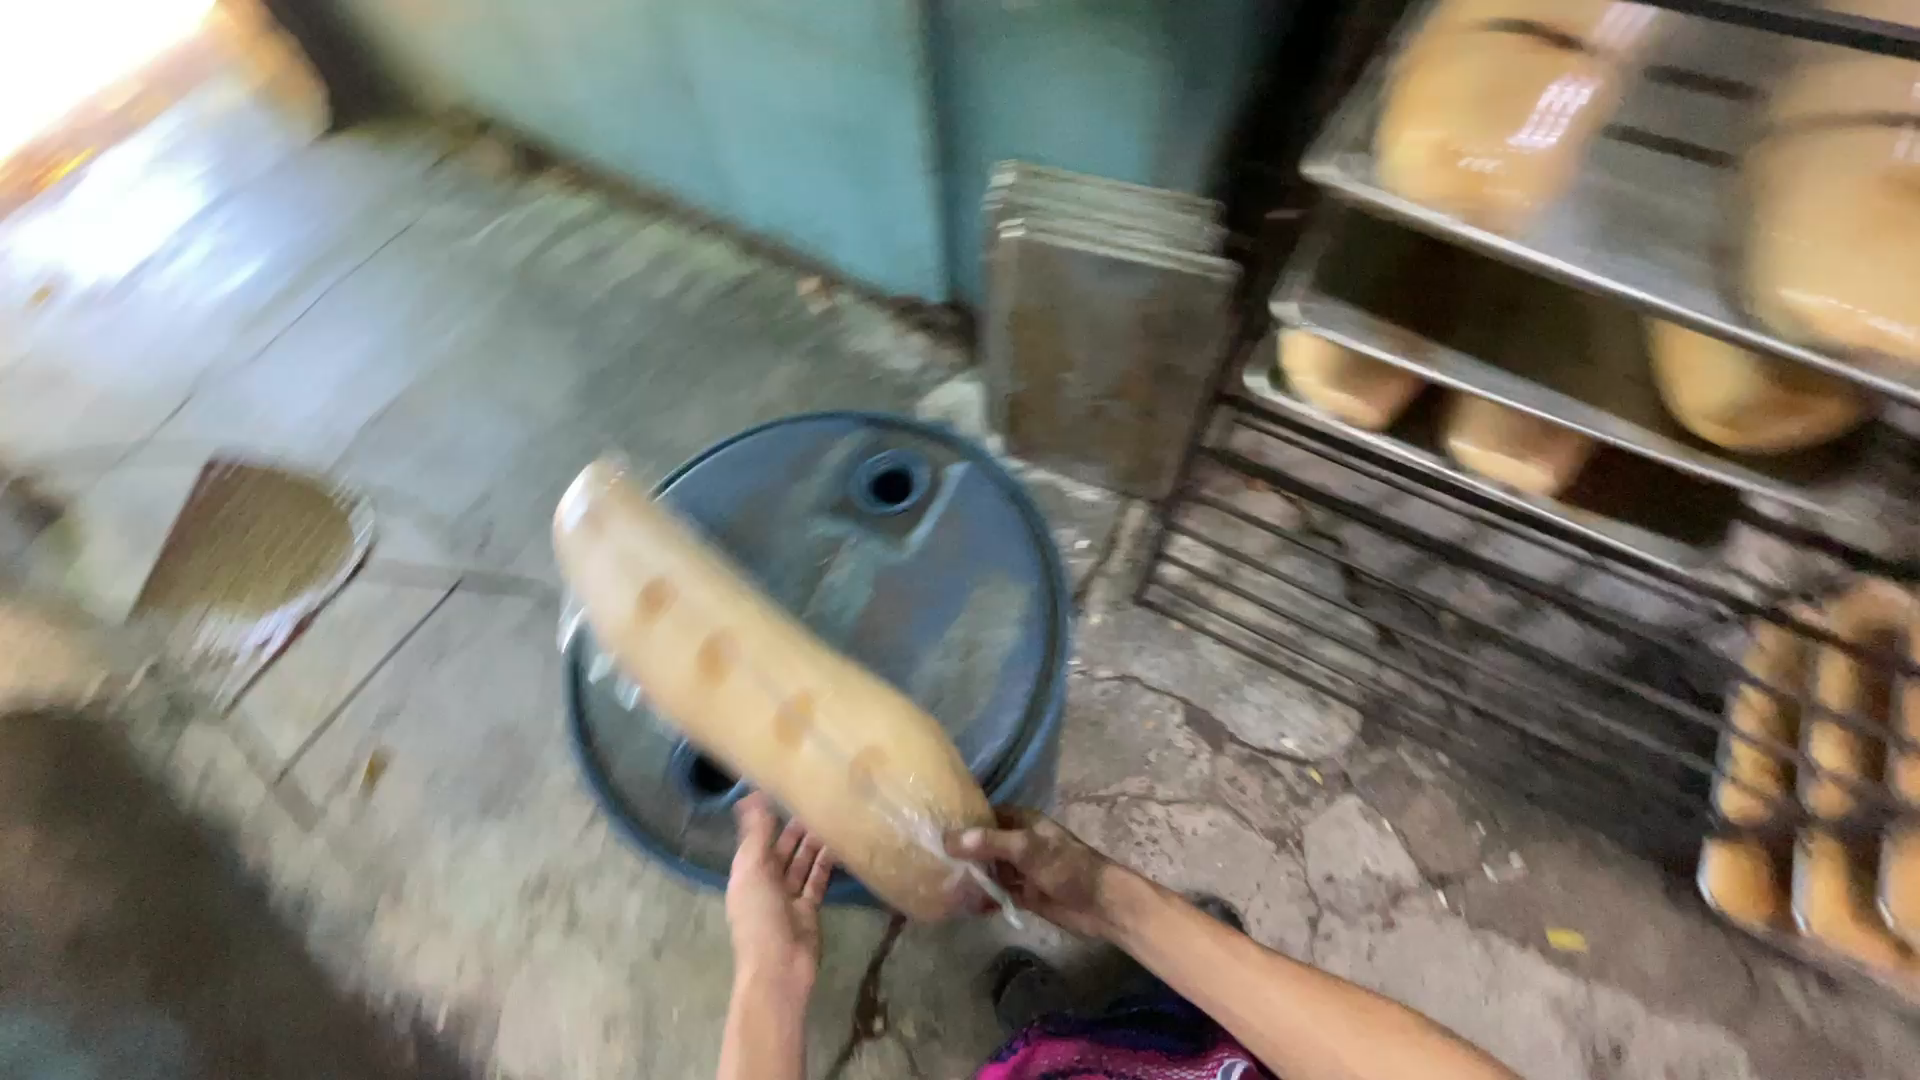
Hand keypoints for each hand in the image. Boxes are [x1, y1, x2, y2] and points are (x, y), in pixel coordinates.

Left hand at [727, 793, 832, 998]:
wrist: (779, 968)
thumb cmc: (759, 917)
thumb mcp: (752, 870)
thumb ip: (756, 834)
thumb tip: (750, 796)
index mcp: (748, 873)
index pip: (758, 839)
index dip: (770, 818)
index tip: (788, 792)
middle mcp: (767, 882)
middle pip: (782, 850)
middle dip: (796, 829)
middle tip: (818, 801)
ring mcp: (788, 897)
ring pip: (802, 863)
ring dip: (813, 844)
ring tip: (831, 818)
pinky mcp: (809, 908)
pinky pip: (817, 880)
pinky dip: (826, 864)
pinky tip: (839, 845)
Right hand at [946, 809, 1128, 938]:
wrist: (1099, 904)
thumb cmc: (1065, 866)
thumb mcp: (1026, 849)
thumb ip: (989, 843)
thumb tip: (949, 838)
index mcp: (1021, 821)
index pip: (985, 815)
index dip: (963, 820)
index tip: (934, 828)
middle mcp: (1019, 841)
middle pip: (984, 843)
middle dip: (963, 852)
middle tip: (930, 860)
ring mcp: (1021, 868)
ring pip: (990, 869)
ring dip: (972, 875)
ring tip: (940, 882)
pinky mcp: (1024, 893)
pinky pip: (998, 891)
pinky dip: (984, 896)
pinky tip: (963, 903)